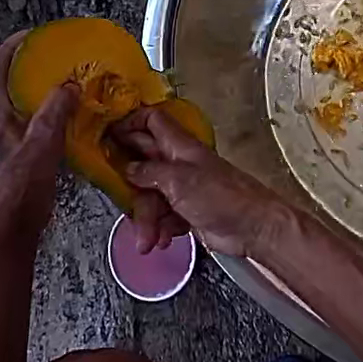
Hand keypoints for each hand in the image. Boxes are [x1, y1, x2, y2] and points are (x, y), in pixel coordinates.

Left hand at [0, 30, 77, 245]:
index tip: (36, 34)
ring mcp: (7, 138)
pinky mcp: (18, 154)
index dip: (15, 44)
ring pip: (26, 104)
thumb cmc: (16, 190)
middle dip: (37, 68)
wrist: (7, 231)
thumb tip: (69, 85)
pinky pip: (35, 124)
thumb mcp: (41, 144)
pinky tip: (72, 122)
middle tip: (63, 61)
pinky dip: (51, 116)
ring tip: (73, 88)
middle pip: (13, 82)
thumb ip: (55, 110)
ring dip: (46, 93)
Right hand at [109, 108, 286, 256]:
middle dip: (130, 182)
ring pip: (150, 195)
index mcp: (178, 146)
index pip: (151, 120)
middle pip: (142, 162)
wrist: (254, 228)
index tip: (108, 137)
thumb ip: (148, 172)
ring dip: (145, 218)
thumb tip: (127, 168)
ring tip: (146, 239)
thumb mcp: (178, 180)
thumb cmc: (222, 197)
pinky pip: (162, 215)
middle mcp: (178, 163)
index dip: (130, 123)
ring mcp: (182, 187)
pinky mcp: (186, 210)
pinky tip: (160, 240)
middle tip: (120, 196)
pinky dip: (159, 228)